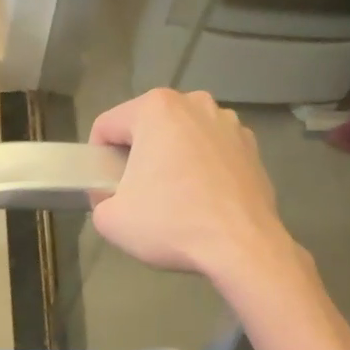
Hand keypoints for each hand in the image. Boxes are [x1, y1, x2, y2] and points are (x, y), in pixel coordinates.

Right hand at [88, 89, 293, 283]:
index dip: (97, 158)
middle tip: (138, 195)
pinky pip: (212, 152)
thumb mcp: (110, 220)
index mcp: (156, 108)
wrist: (241, 245)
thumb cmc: (171, 224)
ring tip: (174, 199)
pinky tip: (203, 200)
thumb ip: (98, 199)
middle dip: (138, 155)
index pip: (107, 126)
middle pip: (148, 127)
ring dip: (172, 159)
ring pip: (182, 137)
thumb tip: (110, 195)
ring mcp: (229, 122)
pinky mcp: (251, 146)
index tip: (105, 187)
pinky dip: (202, 169)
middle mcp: (195, 103)